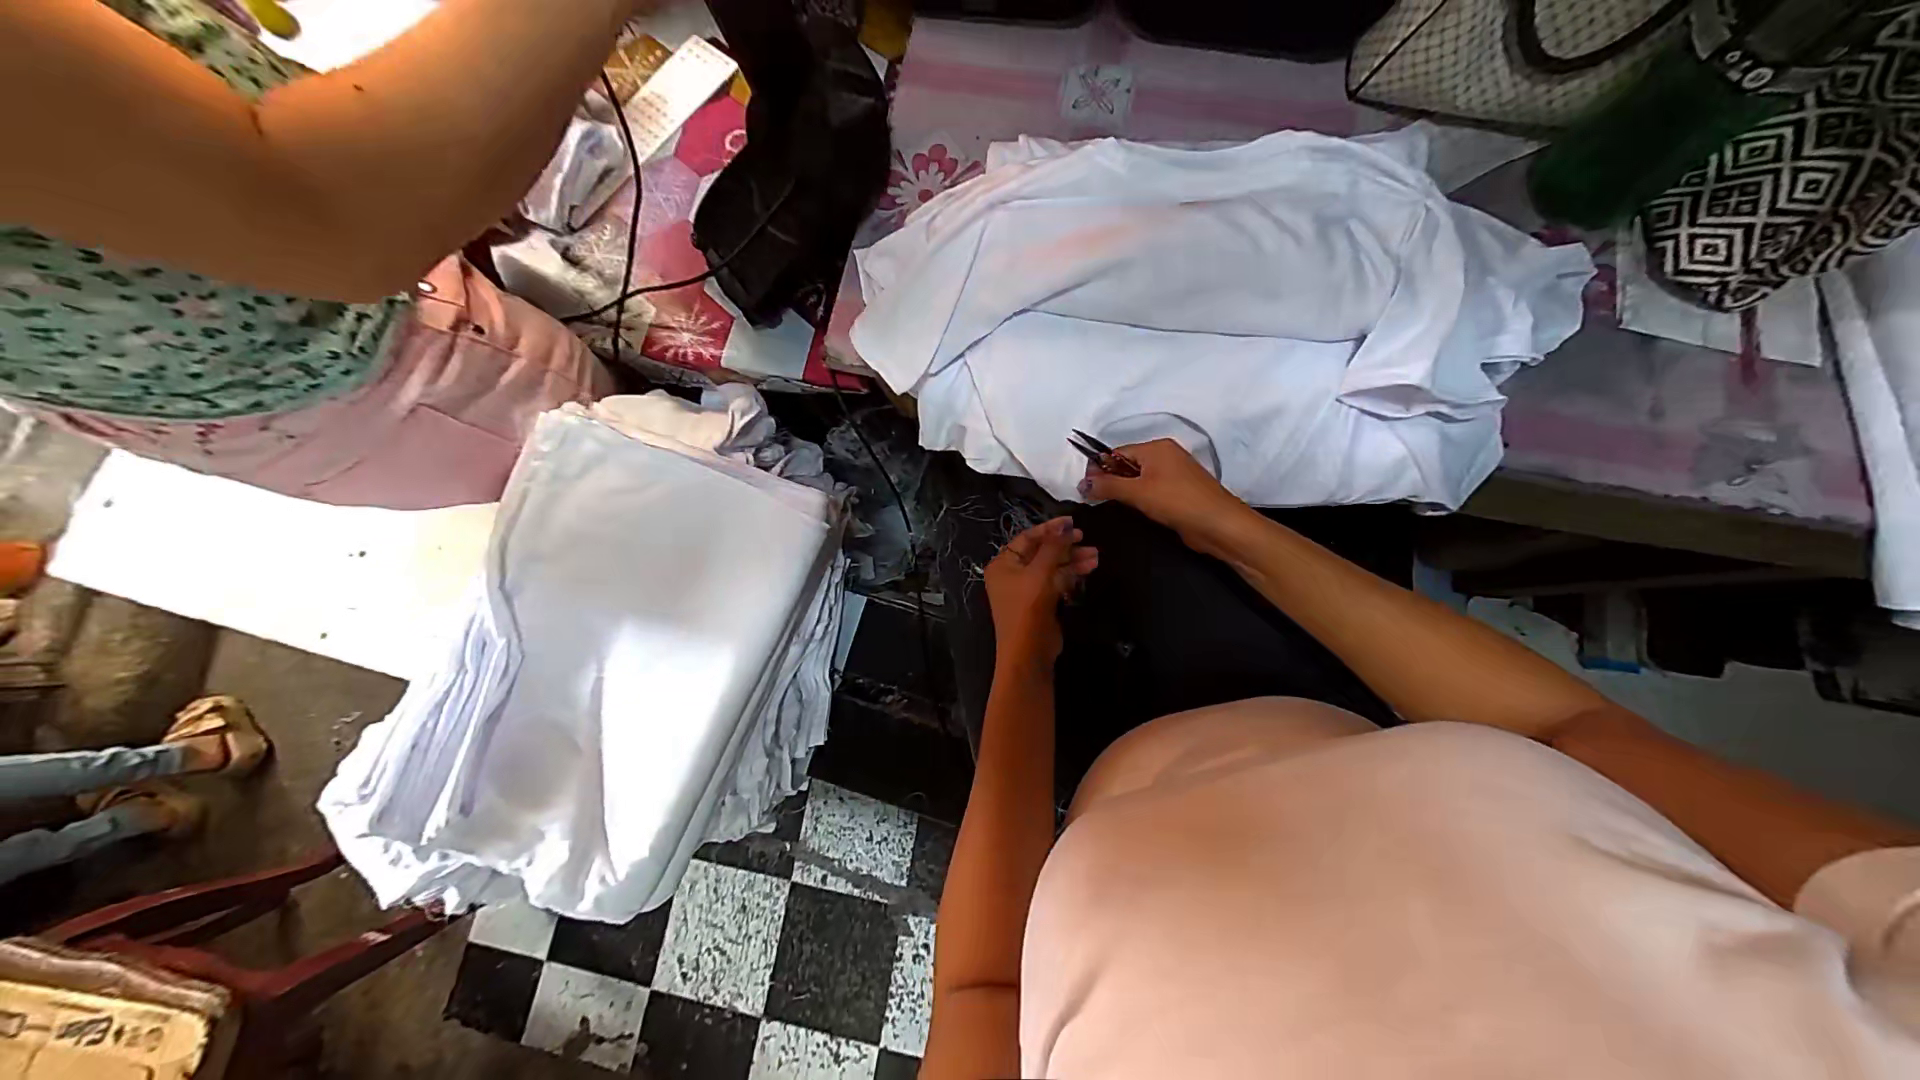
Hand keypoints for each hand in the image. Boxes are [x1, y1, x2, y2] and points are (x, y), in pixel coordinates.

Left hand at [984, 517, 1097, 666]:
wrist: (1029, 651)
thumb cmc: (1027, 607)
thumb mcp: (1040, 573)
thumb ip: (1053, 547)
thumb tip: (1066, 525)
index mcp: (1003, 564)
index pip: (1027, 538)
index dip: (1050, 529)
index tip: (1072, 522)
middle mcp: (1012, 574)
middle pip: (1042, 552)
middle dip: (1065, 546)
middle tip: (1086, 539)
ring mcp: (1028, 589)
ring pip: (1052, 567)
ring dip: (1073, 560)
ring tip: (1095, 556)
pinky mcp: (1042, 602)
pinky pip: (1057, 581)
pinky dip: (1071, 575)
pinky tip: (1089, 569)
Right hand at [1078, 439, 1251, 554]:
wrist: (1219, 525)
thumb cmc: (1177, 502)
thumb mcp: (1137, 492)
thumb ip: (1107, 486)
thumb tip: (1082, 484)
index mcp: (1156, 447)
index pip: (1117, 452)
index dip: (1099, 468)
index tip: (1084, 487)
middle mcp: (1166, 455)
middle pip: (1128, 464)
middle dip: (1110, 480)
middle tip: (1093, 498)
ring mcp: (1174, 474)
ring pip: (1139, 478)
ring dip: (1124, 491)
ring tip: (1110, 504)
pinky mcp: (1179, 492)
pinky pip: (1151, 490)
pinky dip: (1139, 498)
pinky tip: (1133, 510)